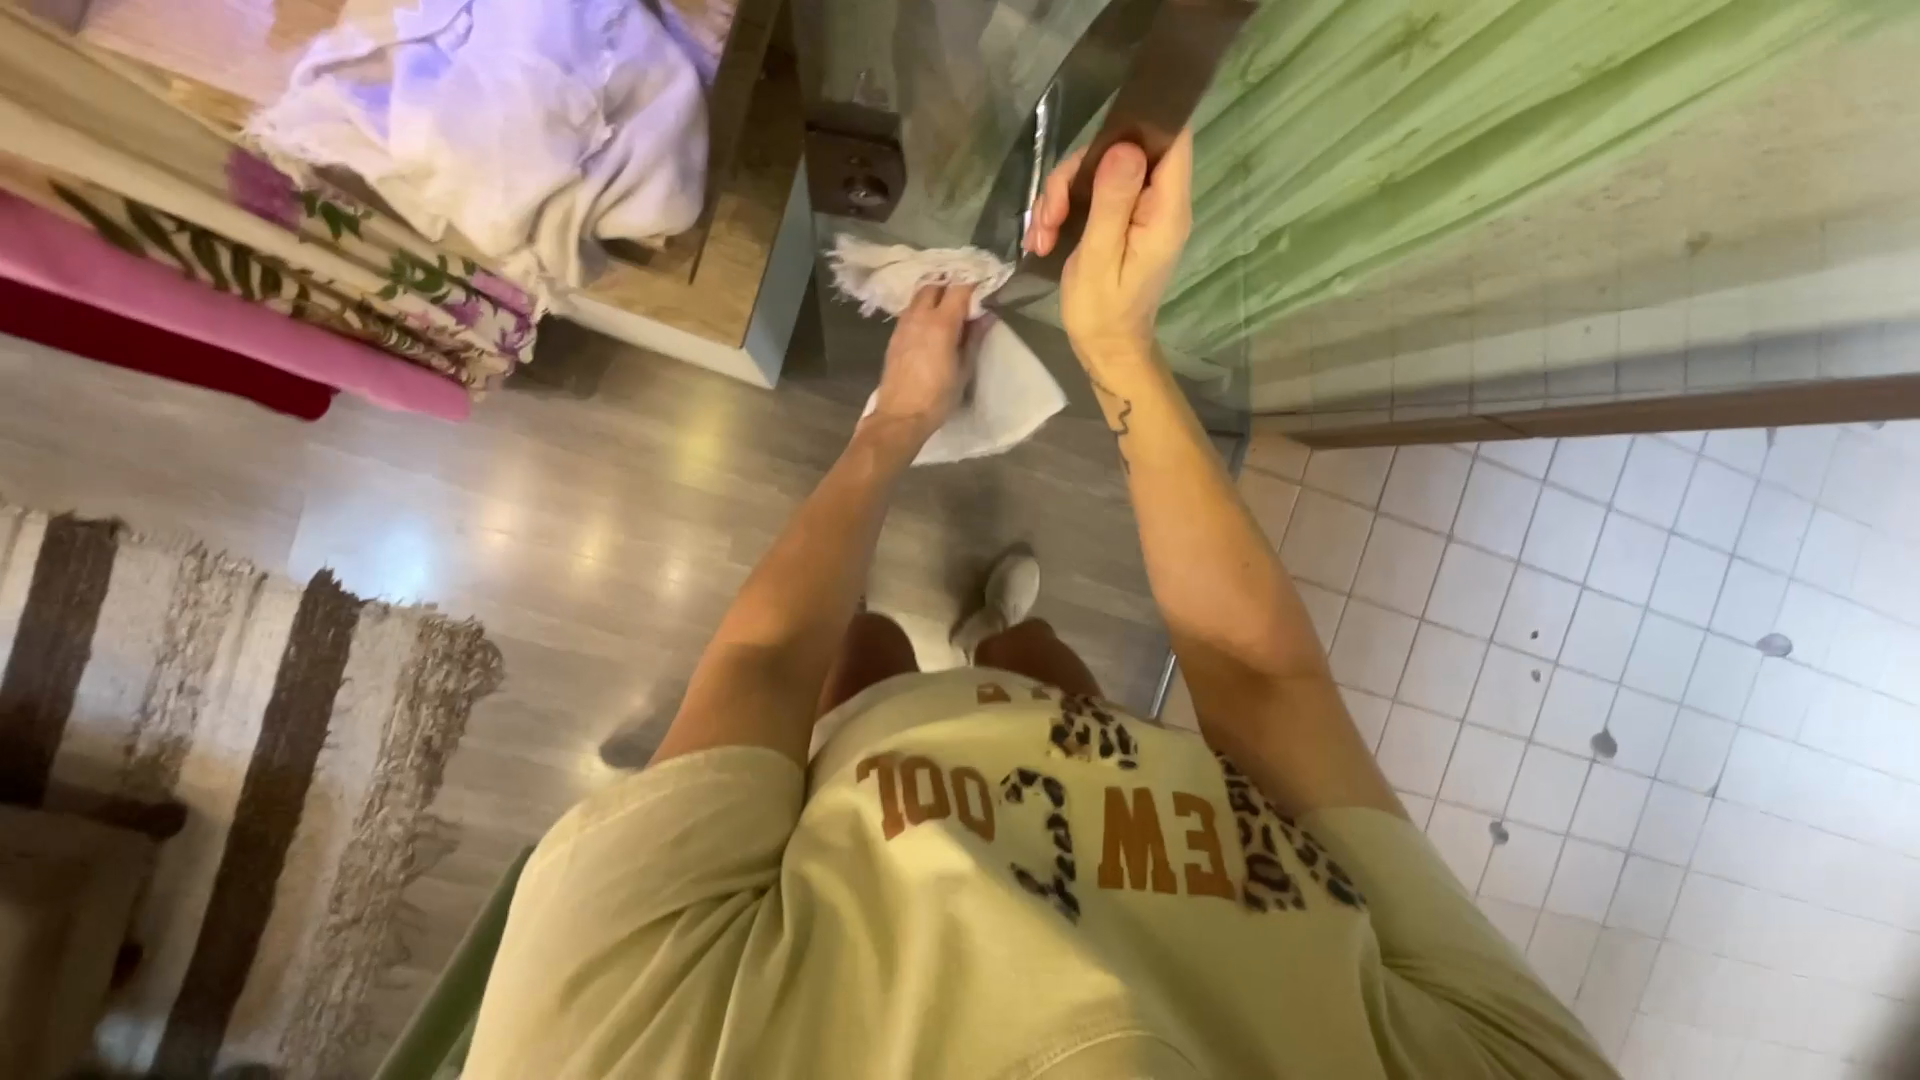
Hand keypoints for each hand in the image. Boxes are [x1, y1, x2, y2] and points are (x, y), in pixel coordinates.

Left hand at [869, 283, 977, 440]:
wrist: (901, 416)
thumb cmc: (938, 397)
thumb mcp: (964, 369)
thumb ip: (974, 338)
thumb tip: (987, 316)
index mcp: (941, 324)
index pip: (959, 289)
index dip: (973, 285)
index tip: (984, 291)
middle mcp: (919, 317)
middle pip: (934, 285)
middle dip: (950, 285)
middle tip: (965, 299)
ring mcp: (903, 325)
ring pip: (919, 296)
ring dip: (934, 295)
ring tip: (948, 309)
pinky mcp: (894, 336)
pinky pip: (909, 311)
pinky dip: (922, 309)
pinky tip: (930, 325)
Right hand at [1025, 130, 1192, 365]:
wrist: (1105, 347)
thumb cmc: (1103, 311)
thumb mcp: (1100, 258)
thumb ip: (1113, 203)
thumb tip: (1123, 149)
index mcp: (1166, 210)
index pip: (1171, 140)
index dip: (1139, 125)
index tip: (1096, 142)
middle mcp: (1159, 203)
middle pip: (1123, 151)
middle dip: (1078, 173)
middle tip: (1050, 214)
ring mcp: (1140, 210)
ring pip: (1099, 171)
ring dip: (1062, 196)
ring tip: (1041, 234)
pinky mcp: (1120, 219)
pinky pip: (1092, 193)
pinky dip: (1064, 210)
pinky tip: (1045, 238)